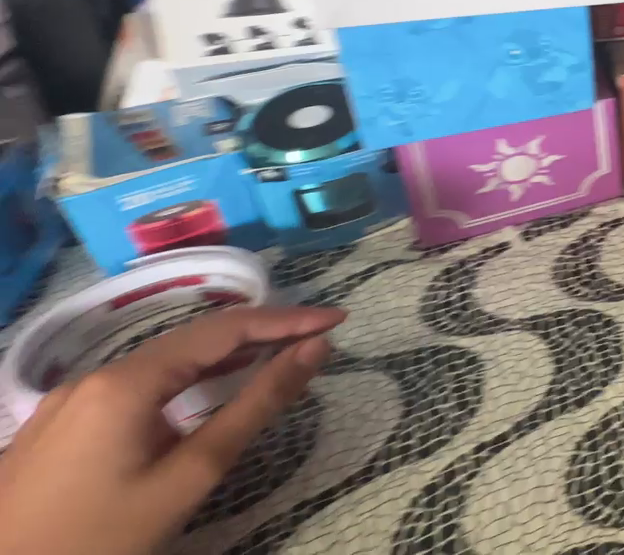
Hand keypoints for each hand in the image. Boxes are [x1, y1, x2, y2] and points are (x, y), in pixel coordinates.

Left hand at [0, 306, 345, 554]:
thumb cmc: (99, 536)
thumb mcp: (192, 472)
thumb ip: (259, 403)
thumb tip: (317, 347)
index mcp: (126, 382)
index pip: (226, 328)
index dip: (289, 319)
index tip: (340, 319)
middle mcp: (93, 378)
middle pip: (194, 338)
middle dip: (263, 330)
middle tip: (319, 334)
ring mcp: (66, 403)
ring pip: (166, 359)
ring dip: (227, 352)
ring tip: (279, 353)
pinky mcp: (55, 428)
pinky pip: (138, 383)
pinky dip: (189, 374)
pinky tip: (211, 385)